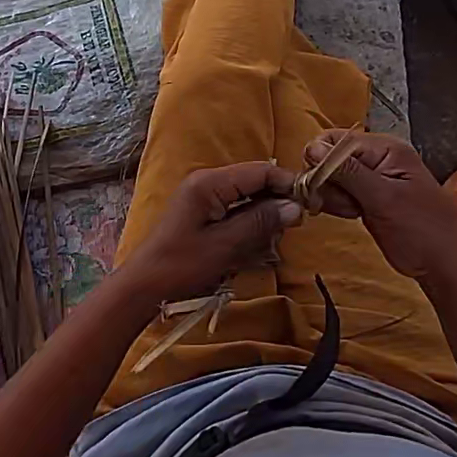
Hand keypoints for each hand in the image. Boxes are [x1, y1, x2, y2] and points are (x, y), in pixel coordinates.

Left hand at [114, 162, 300, 305]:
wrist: (144, 286)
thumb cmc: (181, 265)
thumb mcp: (225, 245)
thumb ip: (261, 222)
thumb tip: (295, 206)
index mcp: (209, 182)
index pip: (261, 170)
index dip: (288, 184)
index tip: (311, 204)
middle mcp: (207, 182)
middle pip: (255, 182)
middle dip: (276, 204)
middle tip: (290, 230)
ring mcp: (204, 196)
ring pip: (248, 198)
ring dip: (263, 219)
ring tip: (268, 244)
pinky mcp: (203, 212)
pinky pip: (236, 211)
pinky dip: (249, 226)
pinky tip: (253, 247)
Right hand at [303, 130, 456, 279]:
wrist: (446, 264)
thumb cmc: (422, 230)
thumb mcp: (383, 198)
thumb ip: (347, 171)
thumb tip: (312, 148)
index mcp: (385, 149)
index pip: (335, 140)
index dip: (321, 160)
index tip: (318, 184)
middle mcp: (376, 159)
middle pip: (330, 158)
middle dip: (327, 181)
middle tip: (344, 203)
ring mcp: (371, 179)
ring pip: (331, 178)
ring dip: (332, 196)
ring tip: (353, 212)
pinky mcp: (366, 198)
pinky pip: (339, 194)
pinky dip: (337, 205)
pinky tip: (351, 215)